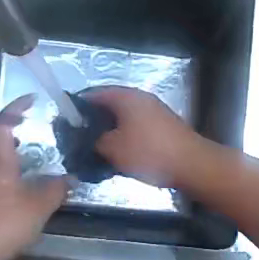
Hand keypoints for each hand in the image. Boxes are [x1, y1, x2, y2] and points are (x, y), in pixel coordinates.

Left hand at [0, 96, 69, 259]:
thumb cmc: (2, 223)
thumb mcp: (39, 205)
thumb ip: (56, 189)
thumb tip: (71, 177)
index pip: (4, 122)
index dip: (17, 107)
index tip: (32, 99)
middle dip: (8, 123)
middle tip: (27, 121)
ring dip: (6, 145)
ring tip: (26, 146)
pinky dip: (4, 164)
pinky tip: (18, 179)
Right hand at [86, 87, 216, 189]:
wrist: (192, 165)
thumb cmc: (149, 153)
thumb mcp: (112, 148)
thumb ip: (94, 141)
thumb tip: (86, 139)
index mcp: (127, 97)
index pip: (95, 94)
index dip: (78, 106)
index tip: (66, 123)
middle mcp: (141, 99)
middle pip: (110, 106)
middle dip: (94, 121)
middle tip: (79, 139)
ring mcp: (155, 113)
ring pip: (124, 119)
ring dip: (110, 132)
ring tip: (96, 150)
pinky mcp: (164, 128)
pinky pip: (137, 129)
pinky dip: (125, 139)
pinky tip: (118, 155)